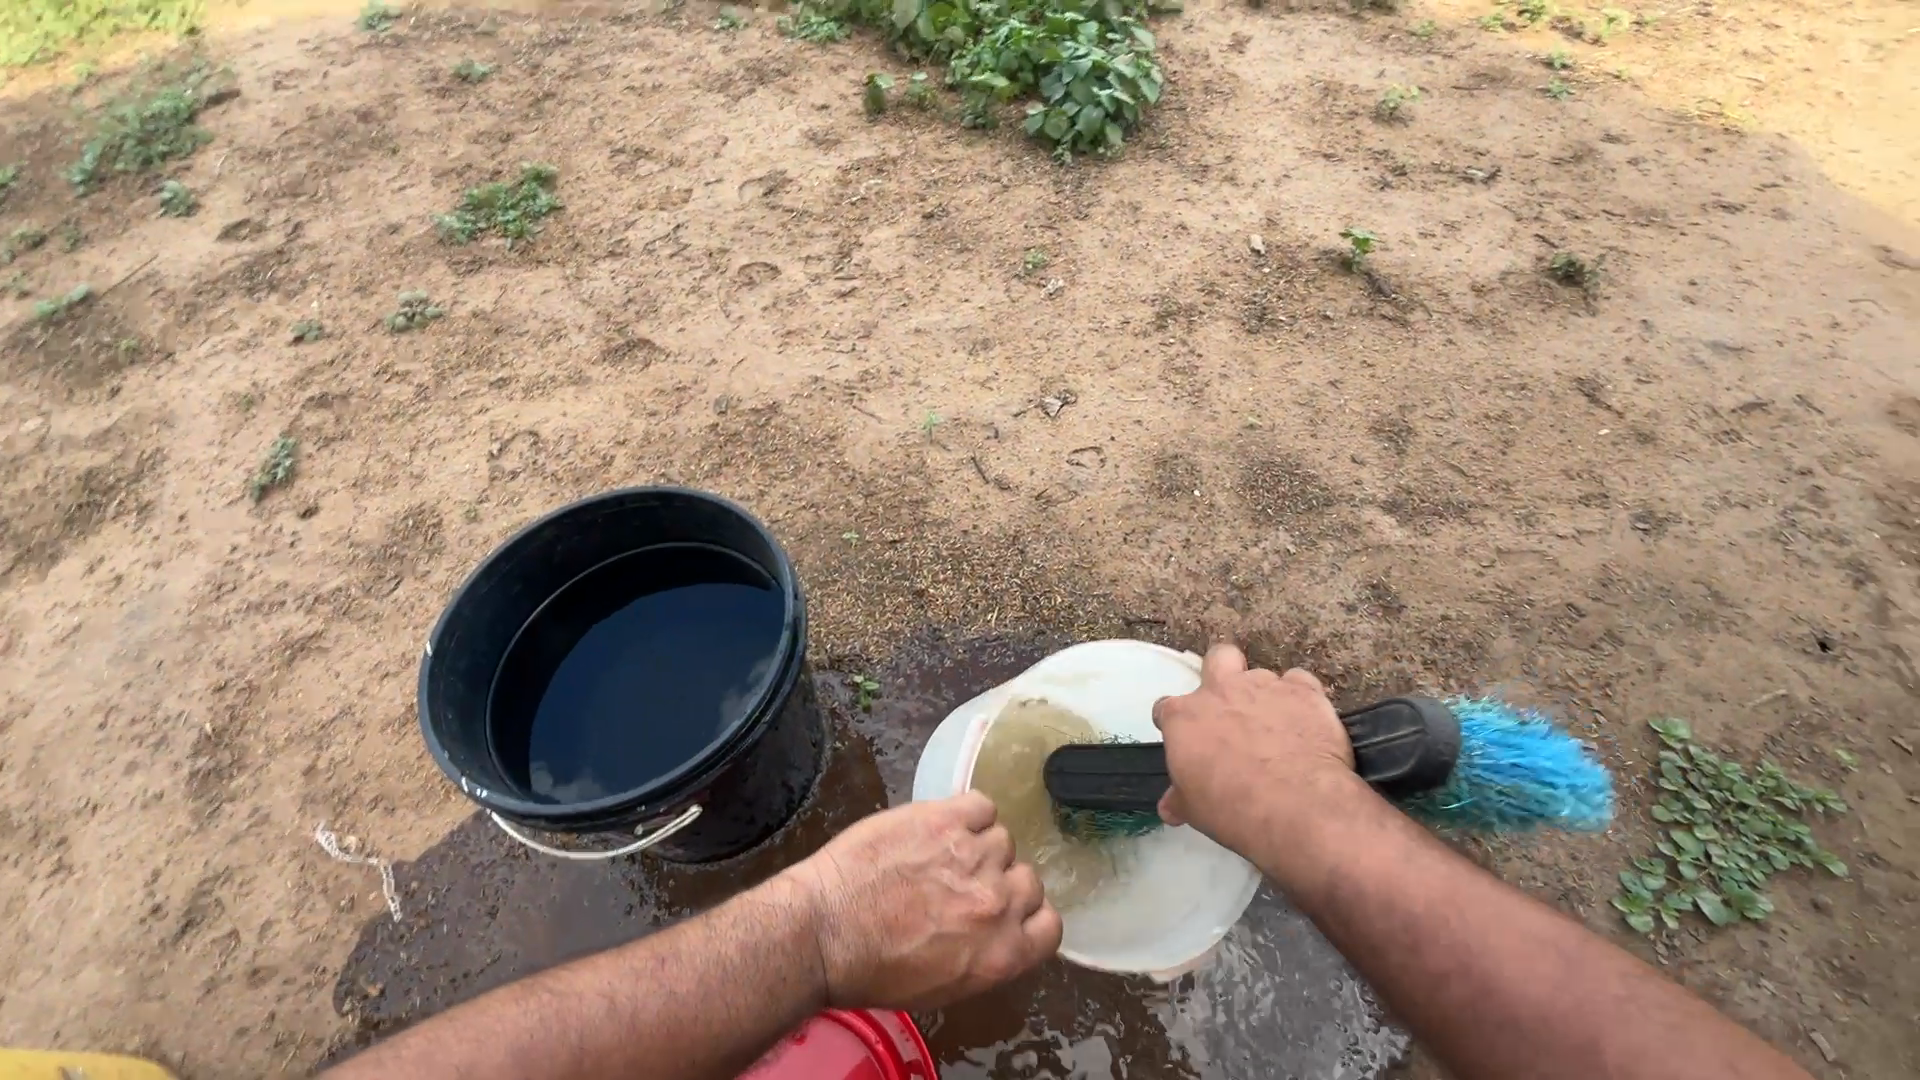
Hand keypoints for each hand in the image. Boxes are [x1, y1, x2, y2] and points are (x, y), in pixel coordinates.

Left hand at [771, 793, 1063, 1010]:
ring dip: (977, 844)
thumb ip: (986, 953)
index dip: (1029, 914)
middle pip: (1026, 877)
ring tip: (940, 853)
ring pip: (1001, 838)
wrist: (824, 930)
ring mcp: (974, 855)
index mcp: (1002, 953)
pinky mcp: (945, 818)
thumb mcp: (945, 984)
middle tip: (962, 882)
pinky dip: (967, 812)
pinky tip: (942, 824)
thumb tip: (998, 928)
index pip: (1050, 924)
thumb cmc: (873, 969)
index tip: (1007, 909)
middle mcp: (997, 903)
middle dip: (999, 880)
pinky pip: (981, 804)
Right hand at [1152, 643, 1365, 859]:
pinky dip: (1302, 698)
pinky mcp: (1302, 691)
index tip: (1189, 741)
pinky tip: (1306, 722)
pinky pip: (1300, 681)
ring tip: (1279, 727)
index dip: (1177, 723)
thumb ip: (1181, 798)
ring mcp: (1262, 686)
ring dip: (1266, 695)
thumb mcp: (1195, 809)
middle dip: (1223, 673)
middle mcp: (1219, 691)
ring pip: (1261, 674)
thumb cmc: (1232, 808)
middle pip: (1217, 658)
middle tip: (1234, 706)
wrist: (1295, 807)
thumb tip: (1170, 807)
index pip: (1167, 708)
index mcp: (1183, 717)